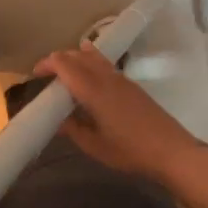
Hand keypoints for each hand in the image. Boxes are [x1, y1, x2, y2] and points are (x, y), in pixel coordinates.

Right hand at [36, 44, 207, 181]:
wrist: (172, 152)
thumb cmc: (130, 151)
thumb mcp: (94, 146)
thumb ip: (72, 129)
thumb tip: (57, 121)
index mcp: (92, 89)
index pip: (64, 63)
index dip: (47, 64)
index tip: (36, 74)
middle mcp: (105, 77)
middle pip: (77, 55)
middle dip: (59, 60)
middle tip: (47, 75)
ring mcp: (121, 79)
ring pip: (92, 56)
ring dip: (76, 59)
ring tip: (66, 73)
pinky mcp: (131, 86)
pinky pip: (105, 65)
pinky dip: (91, 64)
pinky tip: (89, 79)